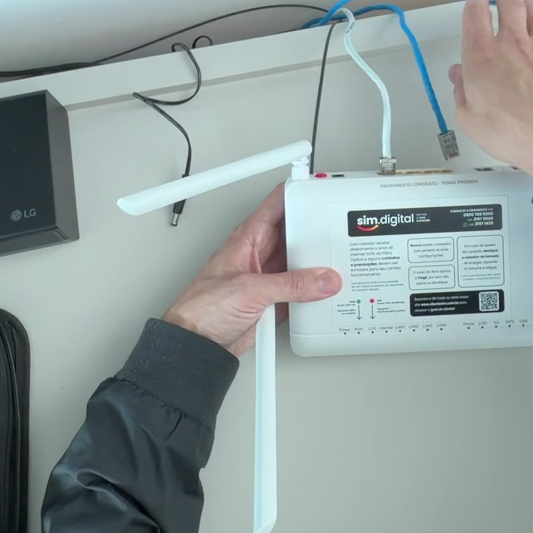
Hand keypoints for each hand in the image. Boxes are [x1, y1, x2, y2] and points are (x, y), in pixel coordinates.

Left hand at [162, 184, 342, 354]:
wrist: (196, 345)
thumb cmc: (203, 308)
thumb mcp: (250, 290)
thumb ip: (290, 285)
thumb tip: (322, 279)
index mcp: (247, 238)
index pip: (277, 203)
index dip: (297, 191)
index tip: (318, 187)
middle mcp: (258, 253)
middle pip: (294, 231)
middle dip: (314, 228)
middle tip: (337, 227)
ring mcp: (266, 276)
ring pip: (299, 260)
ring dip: (315, 263)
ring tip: (335, 261)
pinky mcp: (272, 299)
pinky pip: (299, 288)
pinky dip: (312, 290)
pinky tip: (323, 290)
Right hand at [447, 0, 532, 184]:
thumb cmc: (513, 133)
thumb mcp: (469, 119)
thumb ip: (461, 91)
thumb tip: (458, 74)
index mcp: (482, 56)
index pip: (475, 15)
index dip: (475, 0)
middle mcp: (512, 44)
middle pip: (509, 5)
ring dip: (530, 5)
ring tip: (528, 4)